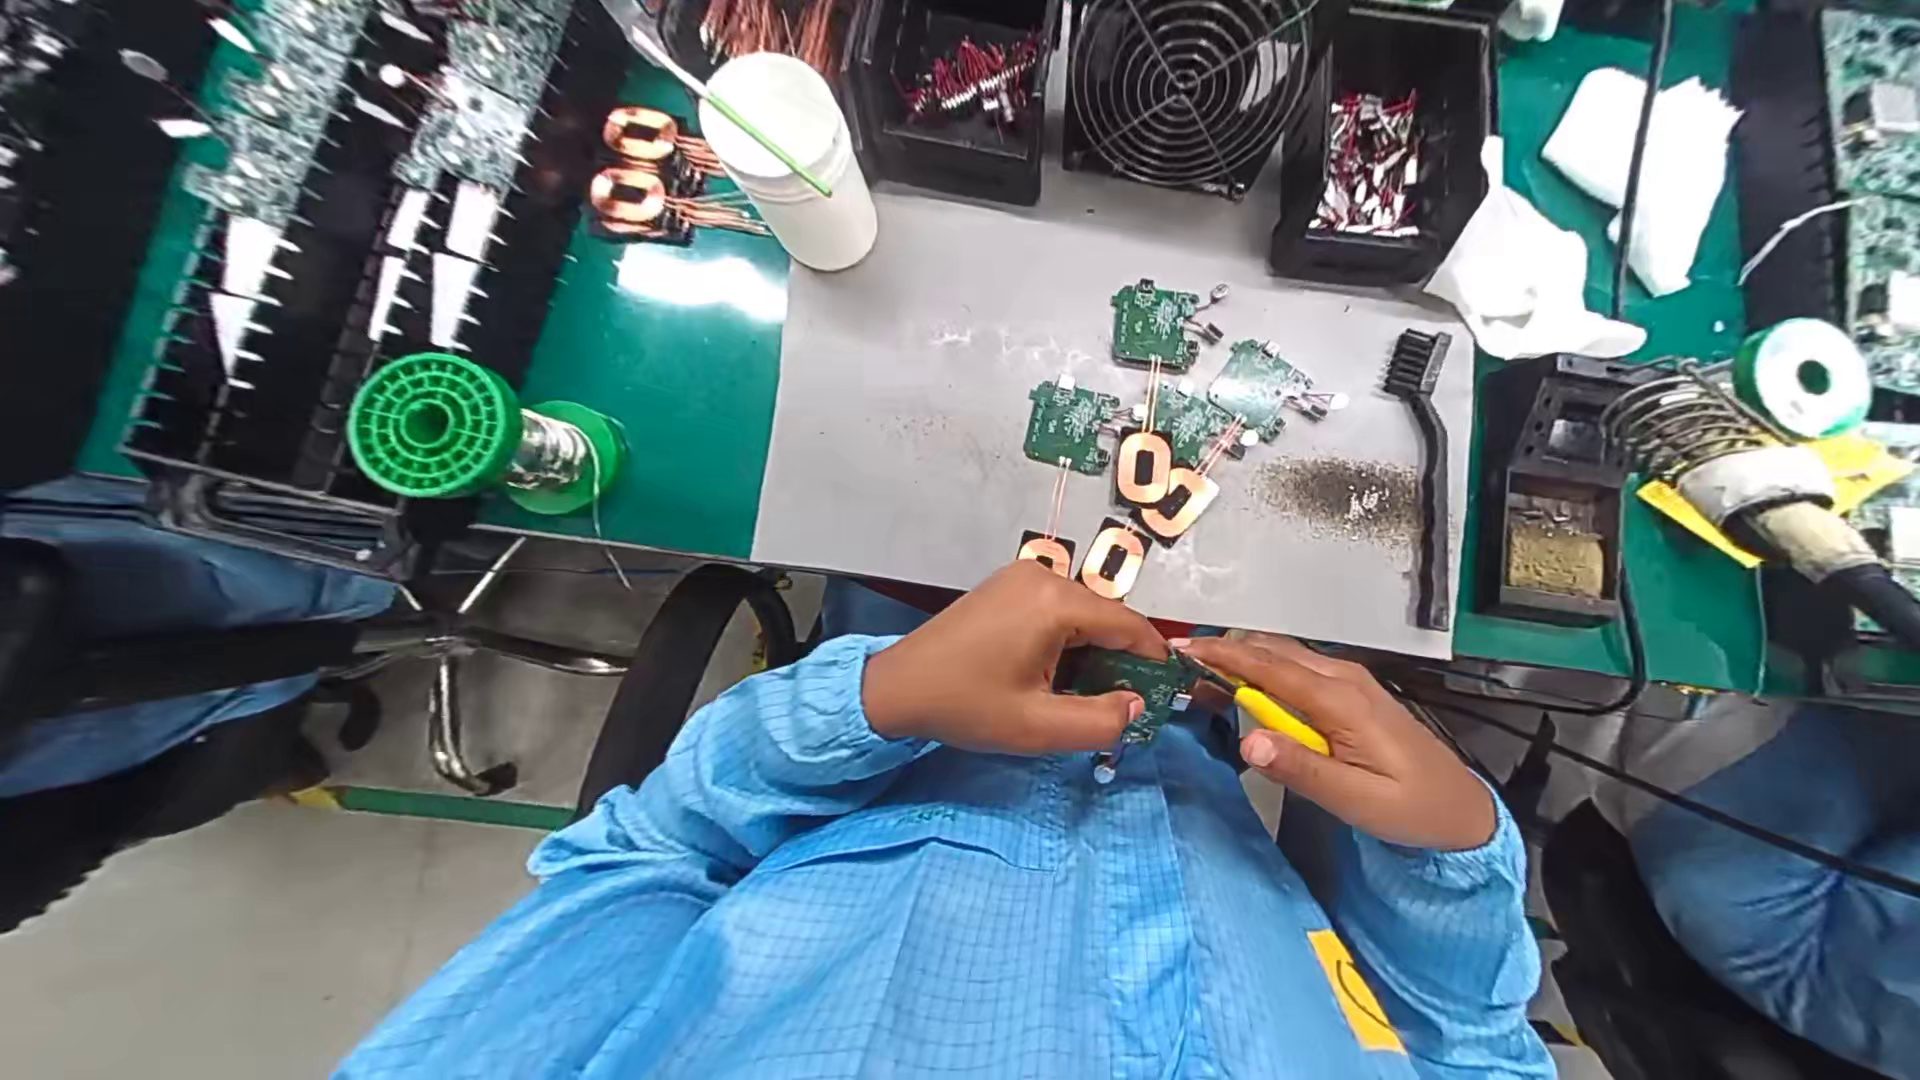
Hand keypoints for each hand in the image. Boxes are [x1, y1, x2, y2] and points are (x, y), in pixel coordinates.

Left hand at [863, 561, 1167, 754]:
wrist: (897, 686)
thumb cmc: (966, 705)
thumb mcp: (1038, 727)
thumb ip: (1102, 721)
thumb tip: (1138, 705)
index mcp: (1055, 602)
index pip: (1130, 625)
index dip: (1152, 662)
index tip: (1162, 696)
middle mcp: (1042, 576)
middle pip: (1105, 617)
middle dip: (1118, 661)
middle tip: (1113, 705)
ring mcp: (1019, 576)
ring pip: (1081, 614)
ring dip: (1090, 652)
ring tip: (1078, 694)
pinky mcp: (1005, 584)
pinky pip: (1054, 609)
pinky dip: (1065, 639)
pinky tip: (1052, 672)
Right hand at [1179, 634, 1494, 850]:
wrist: (1462, 809)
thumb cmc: (1411, 809)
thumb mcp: (1358, 801)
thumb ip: (1303, 770)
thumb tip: (1250, 743)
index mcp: (1340, 699)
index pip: (1268, 666)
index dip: (1221, 654)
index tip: (1181, 650)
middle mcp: (1340, 676)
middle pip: (1269, 649)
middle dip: (1222, 650)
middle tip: (1181, 667)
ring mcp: (1345, 677)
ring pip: (1279, 652)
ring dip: (1239, 657)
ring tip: (1202, 676)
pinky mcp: (1346, 686)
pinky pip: (1292, 663)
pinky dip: (1258, 666)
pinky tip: (1243, 686)